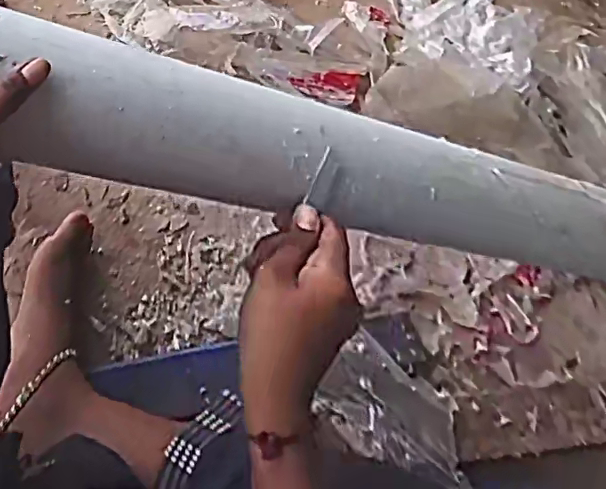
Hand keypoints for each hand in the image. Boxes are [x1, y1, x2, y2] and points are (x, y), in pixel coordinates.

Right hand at [238, 205, 360, 436]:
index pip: (332, 230)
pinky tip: (267, 294)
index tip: (277, 223)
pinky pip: (312, 290)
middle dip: (288, 246)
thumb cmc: (269, 330)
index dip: (304, 221)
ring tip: (257, 279)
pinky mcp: (329, 326)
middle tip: (259, 260)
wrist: (273, 390)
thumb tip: (309, 215)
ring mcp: (341, 313)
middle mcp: (347, 295)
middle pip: (320, 250)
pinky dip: (290, 284)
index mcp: (337, 280)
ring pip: (312, 269)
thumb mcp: (272, 275)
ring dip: (284, 265)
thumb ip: (293, 242)